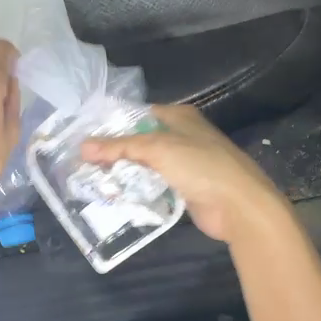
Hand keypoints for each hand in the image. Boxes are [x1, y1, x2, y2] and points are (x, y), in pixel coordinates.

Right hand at [81, 105, 287, 243]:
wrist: (238, 205)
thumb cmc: (201, 166)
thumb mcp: (158, 149)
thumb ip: (119, 147)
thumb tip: (82, 147)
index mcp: (179, 117)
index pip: (137, 115)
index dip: (112, 124)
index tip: (84, 137)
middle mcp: (182, 136)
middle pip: (139, 140)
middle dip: (114, 151)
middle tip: (82, 161)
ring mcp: (184, 163)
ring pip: (145, 164)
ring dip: (124, 172)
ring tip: (91, 178)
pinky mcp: (184, 187)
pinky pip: (153, 184)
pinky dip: (137, 188)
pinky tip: (116, 195)